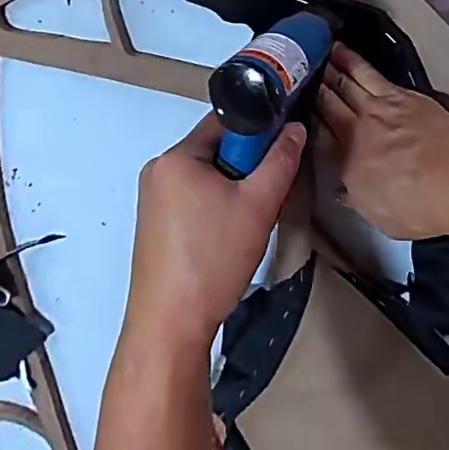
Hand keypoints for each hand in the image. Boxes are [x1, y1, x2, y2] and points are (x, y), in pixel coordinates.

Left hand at [124, 112, 304, 349]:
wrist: (170, 328)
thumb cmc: (210, 263)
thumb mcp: (259, 205)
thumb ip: (281, 161)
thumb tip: (294, 130)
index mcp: (175, 158)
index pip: (224, 121)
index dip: (257, 132)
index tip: (276, 154)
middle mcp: (158, 172)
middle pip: (216, 149)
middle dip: (246, 167)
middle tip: (262, 196)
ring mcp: (153, 200)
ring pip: (207, 176)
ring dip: (233, 190)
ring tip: (245, 222)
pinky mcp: (156, 225)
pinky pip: (194, 198)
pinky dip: (216, 208)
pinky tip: (227, 237)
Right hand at [314, 43, 448, 238]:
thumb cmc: (423, 204)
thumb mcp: (381, 216)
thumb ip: (358, 199)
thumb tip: (344, 193)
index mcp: (348, 165)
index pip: (321, 139)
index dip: (308, 124)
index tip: (298, 114)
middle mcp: (356, 133)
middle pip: (327, 107)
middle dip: (312, 91)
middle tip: (295, 75)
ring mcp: (377, 109)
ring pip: (344, 84)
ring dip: (327, 69)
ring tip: (313, 56)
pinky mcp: (399, 96)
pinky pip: (368, 73)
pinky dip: (352, 60)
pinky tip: (343, 51)